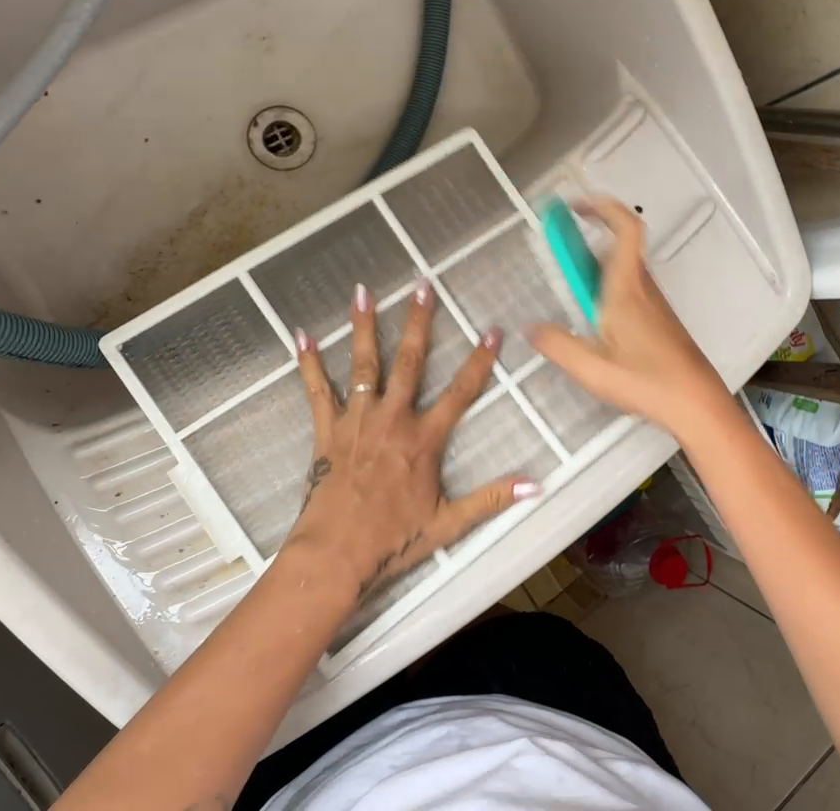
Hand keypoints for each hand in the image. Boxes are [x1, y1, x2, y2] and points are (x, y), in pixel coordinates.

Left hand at [283, 280, 538, 600]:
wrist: (335, 555)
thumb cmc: (392, 539)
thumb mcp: (449, 522)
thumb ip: (492, 498)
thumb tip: (537, 486)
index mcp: (424, 439)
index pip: (461, 391)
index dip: (480, 360)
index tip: (492, 330)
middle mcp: (392, 419)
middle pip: (409, 361)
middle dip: (418, 322)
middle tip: (422, 285)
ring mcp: (357, 420)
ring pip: (363, 364)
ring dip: (363, 326)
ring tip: (363, 291)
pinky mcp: (327, 430)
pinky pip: (317, 390)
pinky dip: (309, 363)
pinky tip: (302, 335)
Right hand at [528, 197, 738, 439]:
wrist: (697, 403)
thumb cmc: (647, 381)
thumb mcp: (591, 368)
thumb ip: (557, 345)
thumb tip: (531, 328)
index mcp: (627, 288)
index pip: (626, 227)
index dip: (603, 207)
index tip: (576, 206)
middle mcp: (643, 288)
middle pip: (622, 245)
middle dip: (590, 236)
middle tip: (559, 246)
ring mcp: (654, 304)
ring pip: (624, 269)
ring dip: (597, 265)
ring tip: (569, 285)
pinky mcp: (659, 321)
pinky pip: (630, 290)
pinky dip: (607, 289)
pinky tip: (593, 320)